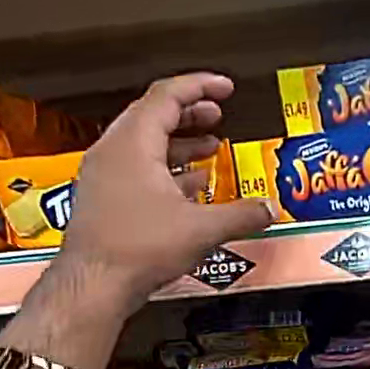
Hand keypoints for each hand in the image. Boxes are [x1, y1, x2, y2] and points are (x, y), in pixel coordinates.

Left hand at [58, 72, 275, 315]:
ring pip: (146, 144)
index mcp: (134, 145)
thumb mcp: (204, 229)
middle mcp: (115, 152)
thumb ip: (242, 215)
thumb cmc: (144, 245)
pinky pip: (141, 168)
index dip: (198, 87)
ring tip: (211, 145)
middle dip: (189, 112)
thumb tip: (272, 208)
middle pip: (152, 116)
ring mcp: (107, 175)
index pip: (166, 99)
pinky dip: (169, 167)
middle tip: (219, 113)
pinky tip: (193, 184)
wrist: (97, 281)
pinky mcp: (108, 198)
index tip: (226, 87)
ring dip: (180, 141)